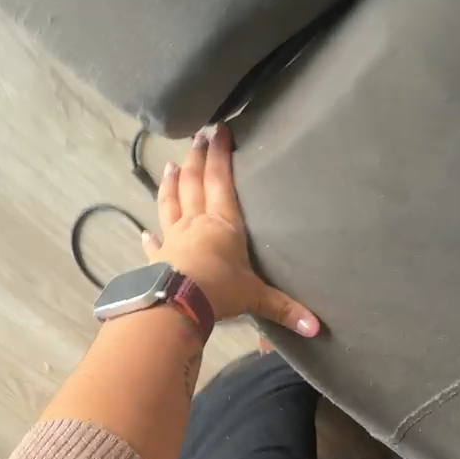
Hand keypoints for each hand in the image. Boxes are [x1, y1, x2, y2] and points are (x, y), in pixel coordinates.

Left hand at [142, 123, 321, 336]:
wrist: (176, 306)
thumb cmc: (220, 291)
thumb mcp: (257, 298)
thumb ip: (285, 309)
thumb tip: (316, 328)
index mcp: (223, 224)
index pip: (222, 181)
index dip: (221, 155)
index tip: (219, 130)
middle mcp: (196, 224)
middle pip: (195, 184)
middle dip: (197, 158)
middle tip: (197, 136)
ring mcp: (174, 240)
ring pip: (171, 204)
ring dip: (171, 183)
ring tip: (169, 165)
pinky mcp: (158, 260)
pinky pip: (154, 245)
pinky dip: (150, 237)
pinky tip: (143, 231)